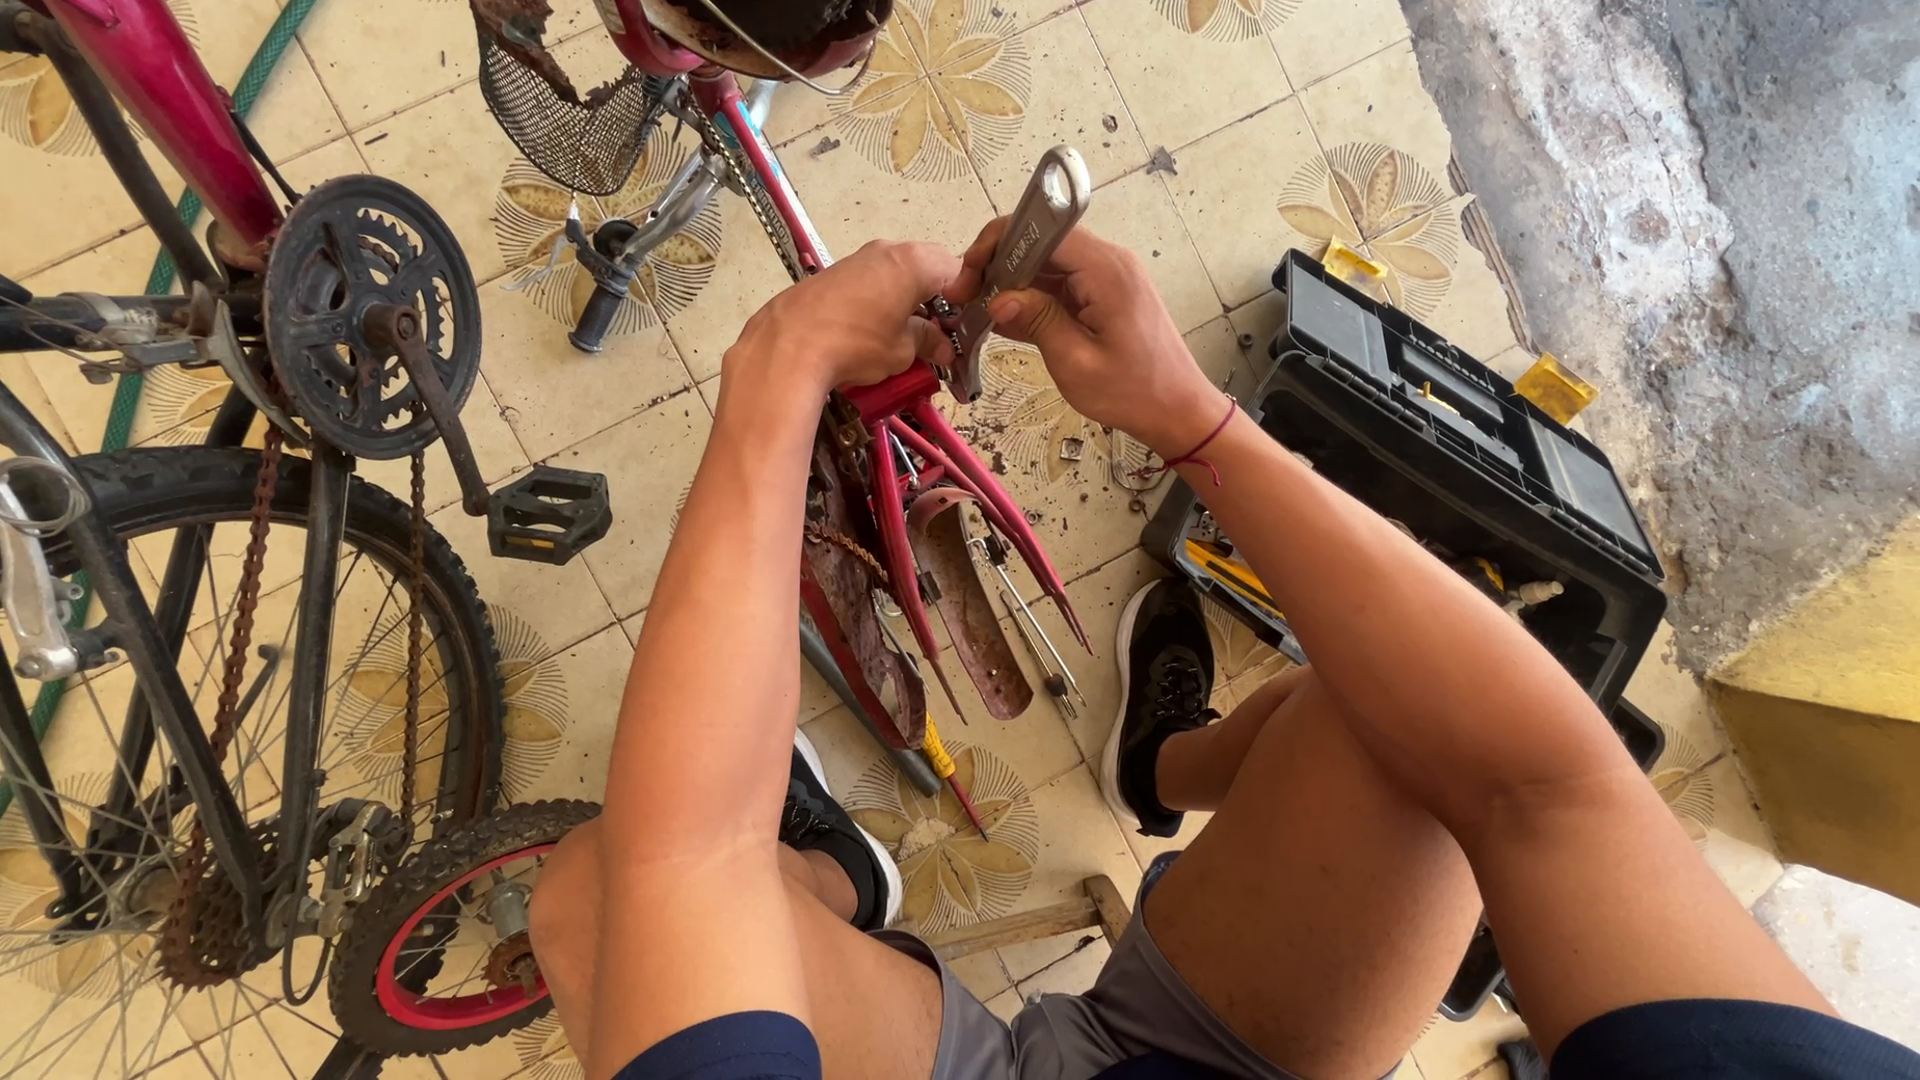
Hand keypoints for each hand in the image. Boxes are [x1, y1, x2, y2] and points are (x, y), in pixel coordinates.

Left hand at [726, 240, 960, 391]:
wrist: (790, 345)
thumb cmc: (857, 344)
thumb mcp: (903, 351)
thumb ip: (928, 343)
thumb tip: (943, 348)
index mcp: (914, 261)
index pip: (957, 271)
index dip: (965, 301)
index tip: (962, 329)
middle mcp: (887, 250)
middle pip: (926, 269)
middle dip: (936, 301)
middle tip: (937, 335)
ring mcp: (858, 259)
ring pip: (897, 276)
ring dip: (907, 303)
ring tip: (905, 339)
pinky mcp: (834, 274)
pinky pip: (872, 284)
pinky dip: (881, 304)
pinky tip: (875, 333)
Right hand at [946, 220, 1227, 457]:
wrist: (1177, 410)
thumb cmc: (1132, 393)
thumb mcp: (1076, 362)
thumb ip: (1037, 321)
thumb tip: (998, 298)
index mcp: (1105, 270)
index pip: (1041, 230)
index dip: (997, 244)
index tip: (968, 275)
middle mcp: (1108, 262)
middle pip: (1041, 243)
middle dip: (999, 264)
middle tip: (966, 297)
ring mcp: (1107, 278)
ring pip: (1047, 265)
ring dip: (1012, 283)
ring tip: (978, 309)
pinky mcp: (1104, 296)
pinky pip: (1061, 286)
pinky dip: (1032, 299)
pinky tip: (1006, 320)